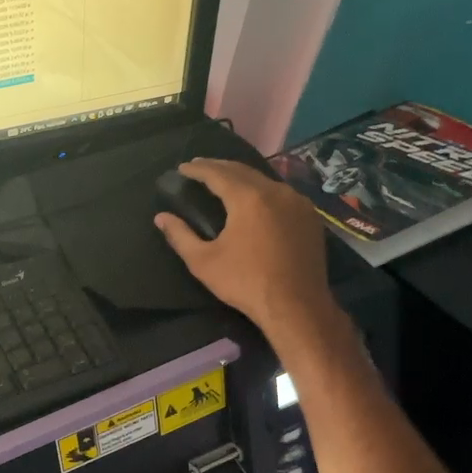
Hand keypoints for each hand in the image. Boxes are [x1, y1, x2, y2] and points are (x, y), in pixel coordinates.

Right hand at [154, 158, 339, 343]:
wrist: (296, 305)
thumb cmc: (245, 283)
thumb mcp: (203, 262)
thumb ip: (180, 235)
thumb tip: (161, 217)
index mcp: (248, 198)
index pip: (218, 174)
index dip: (198, 169)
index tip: (182, 168)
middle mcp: (276, 191)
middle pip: (242, 171)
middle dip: (219, 167)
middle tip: (200, 167)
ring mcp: (297, 203)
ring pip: (264, 180)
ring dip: (242, 177)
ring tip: (225, 180)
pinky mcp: (310, 217)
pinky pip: (281, 194)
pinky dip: (262, 191)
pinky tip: (256, 199)